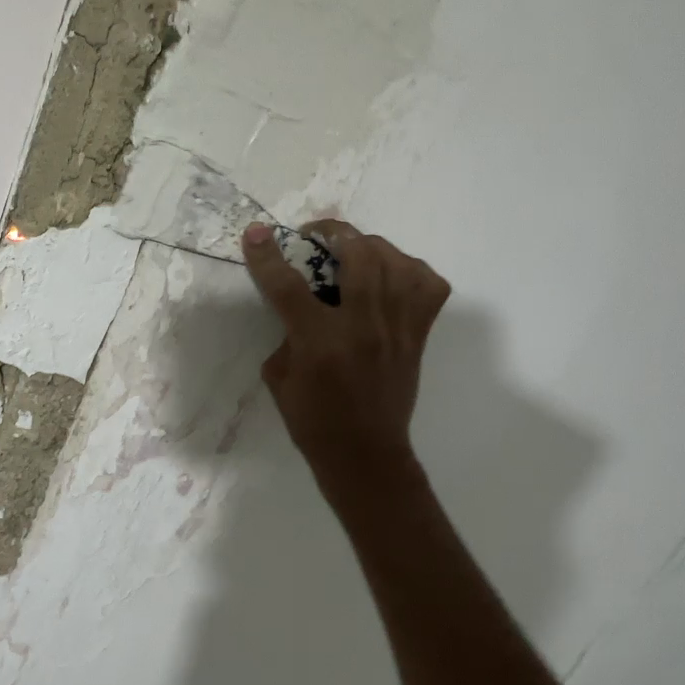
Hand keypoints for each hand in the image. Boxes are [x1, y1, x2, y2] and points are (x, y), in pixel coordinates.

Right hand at [241, 218, 449, 501]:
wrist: (363, 452)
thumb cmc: (312, 421)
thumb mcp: (280, 378)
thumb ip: (288, 335)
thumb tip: (298, 305)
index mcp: (318, 342)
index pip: (288, 287)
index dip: (268, 256)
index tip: (257, 233)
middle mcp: (362, 327)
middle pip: (357, 254)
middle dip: (332, 233)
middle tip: (315, 237)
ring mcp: (396, 328)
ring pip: (394, 260)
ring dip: (369, 246)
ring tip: (352, 251)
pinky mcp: (418, 334)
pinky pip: (427, 284)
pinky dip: (409, 270)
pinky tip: (390, 276)